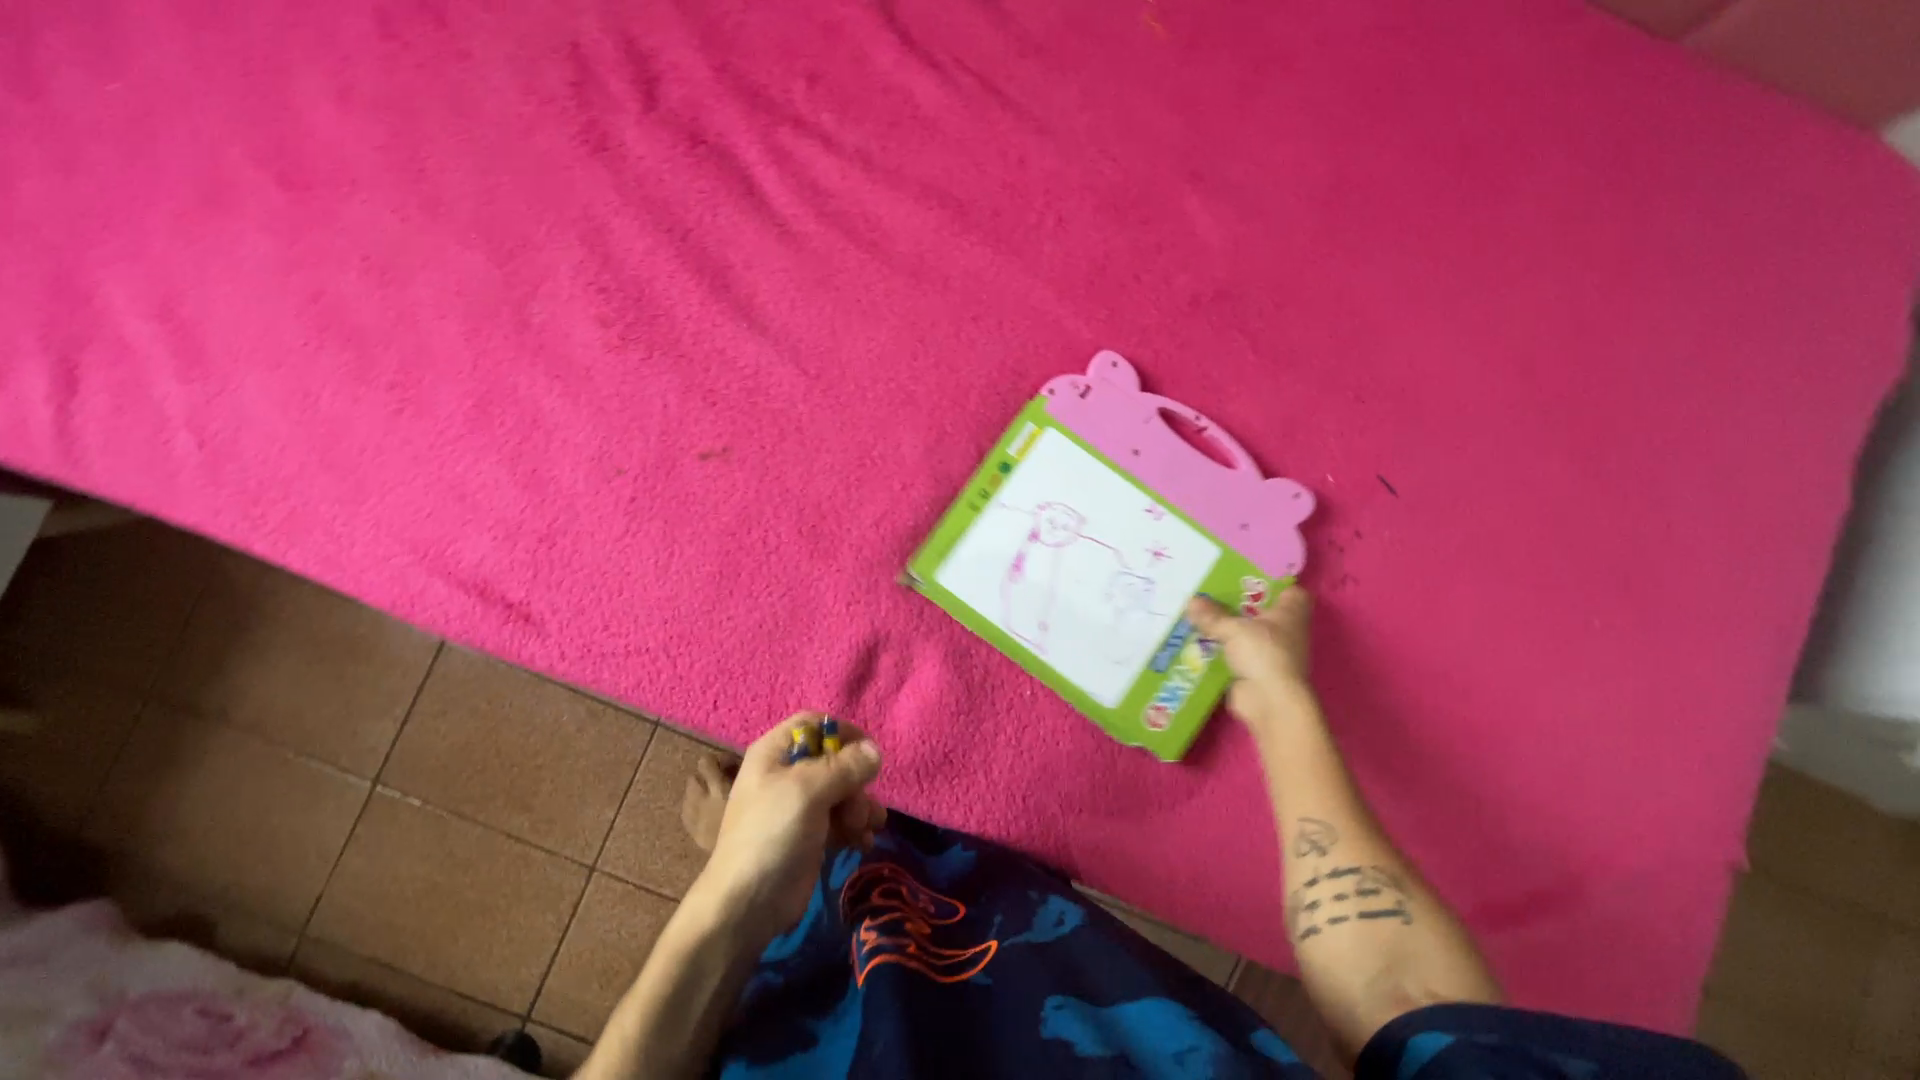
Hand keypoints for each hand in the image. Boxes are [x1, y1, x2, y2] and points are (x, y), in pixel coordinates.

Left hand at [687, 712, 886, 942]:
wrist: (749, 904)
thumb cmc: (772, 834)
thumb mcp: (808, 791)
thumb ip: (845, 766)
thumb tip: (875, 751)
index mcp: (775, 753)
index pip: (814, 725)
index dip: (842, 733)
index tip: (867, 753)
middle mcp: (787, 775)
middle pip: (836, 761)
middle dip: (855, 782)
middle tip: (857, 807)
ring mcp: (800, 808)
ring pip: (845, 792)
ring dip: (861, 807)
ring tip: (862, 829)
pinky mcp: (812, 837)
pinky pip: (844, 820)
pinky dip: (857, 829)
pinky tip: (862, 843)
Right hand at [1187, 587, 1317, 733]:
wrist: (1270, 702)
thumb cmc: (1264, 654)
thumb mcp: (1234, 628)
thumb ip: (1212, 615)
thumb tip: (1191, 601)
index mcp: (1290, 612)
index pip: (1287, 588)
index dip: (1269, 579)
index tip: (1242, 572)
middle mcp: (1284, 629)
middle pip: (1260, 609)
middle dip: (1237, 602)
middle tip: (1209, 588)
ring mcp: (1270, 651)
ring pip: (1245, 631)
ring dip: (1226, 626)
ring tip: (1196, 611)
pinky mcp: (1254, 669)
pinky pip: (1234, 652)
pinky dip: (1219, 648)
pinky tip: (1197, 639)